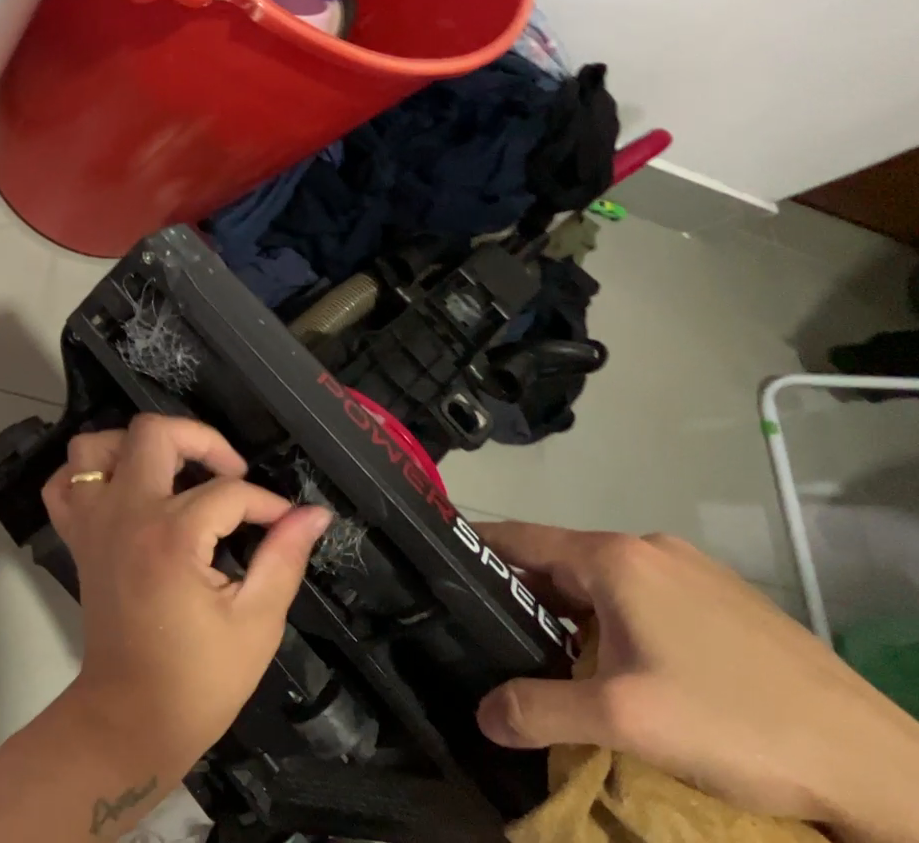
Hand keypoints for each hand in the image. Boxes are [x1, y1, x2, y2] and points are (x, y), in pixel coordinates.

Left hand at [41, 414, 332, 766]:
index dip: (267, 503)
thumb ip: (284, 557)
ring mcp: (91, 522)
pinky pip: (63, 485)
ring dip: (135, 447)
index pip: (227, 491)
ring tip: (173, 472)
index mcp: (171, 534)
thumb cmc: (201, 677)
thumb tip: (312, 513)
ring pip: (94, 447)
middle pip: (153, 434)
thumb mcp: (258, 620)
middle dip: (200, 441)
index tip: (286, 523)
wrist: (134, 714)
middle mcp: (124, 514)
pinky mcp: (75, 538)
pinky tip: (121, 490)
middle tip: (229, 474)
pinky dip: (87, 475)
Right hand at [475, 522, 918, 842]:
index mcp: (617, 557)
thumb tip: (483, 715)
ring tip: (544, 663)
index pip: (514, 538)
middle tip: (485, 640)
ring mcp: (695, 574)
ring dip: (565, 617)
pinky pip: (640, 601)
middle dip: (517, 598)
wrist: (885, 771)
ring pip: (599, 585)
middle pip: (555, 562)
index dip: (469, 556)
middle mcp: (651, 550)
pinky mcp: (728, 605)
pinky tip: (613, 671)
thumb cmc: (740, 724)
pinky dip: (609, 626)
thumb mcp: (622, 720)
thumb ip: (536, 709)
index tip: (435, 585)